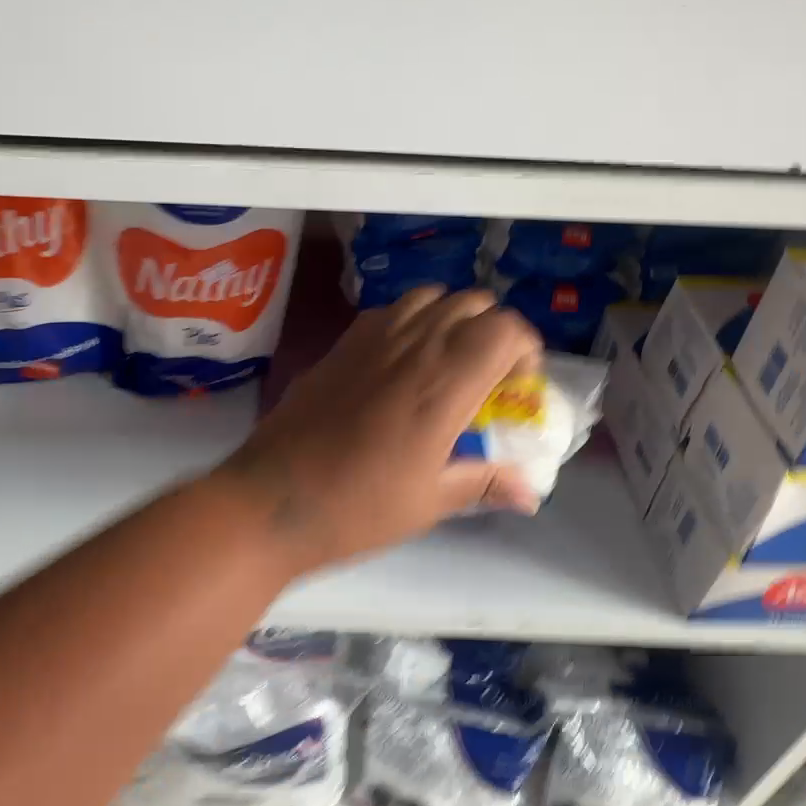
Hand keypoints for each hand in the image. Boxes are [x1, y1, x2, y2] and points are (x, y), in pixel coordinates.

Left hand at [214, 286, 542, 571]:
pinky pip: (389, 311)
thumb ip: (484, 484)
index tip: (519, 383)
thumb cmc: (358, 508)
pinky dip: (411, 321)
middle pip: (470, 303)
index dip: (524, 346)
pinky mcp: (340, 345)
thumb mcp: (430, 502)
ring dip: (451, 318)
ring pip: (428, 297)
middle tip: (489, 375)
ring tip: (447, 362)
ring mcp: (371, 340)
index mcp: (443, 384)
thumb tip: (531, 493)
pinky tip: (401, 363)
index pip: (503, 328)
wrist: (273, 499)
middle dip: (493, 329)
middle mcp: (411, 347)